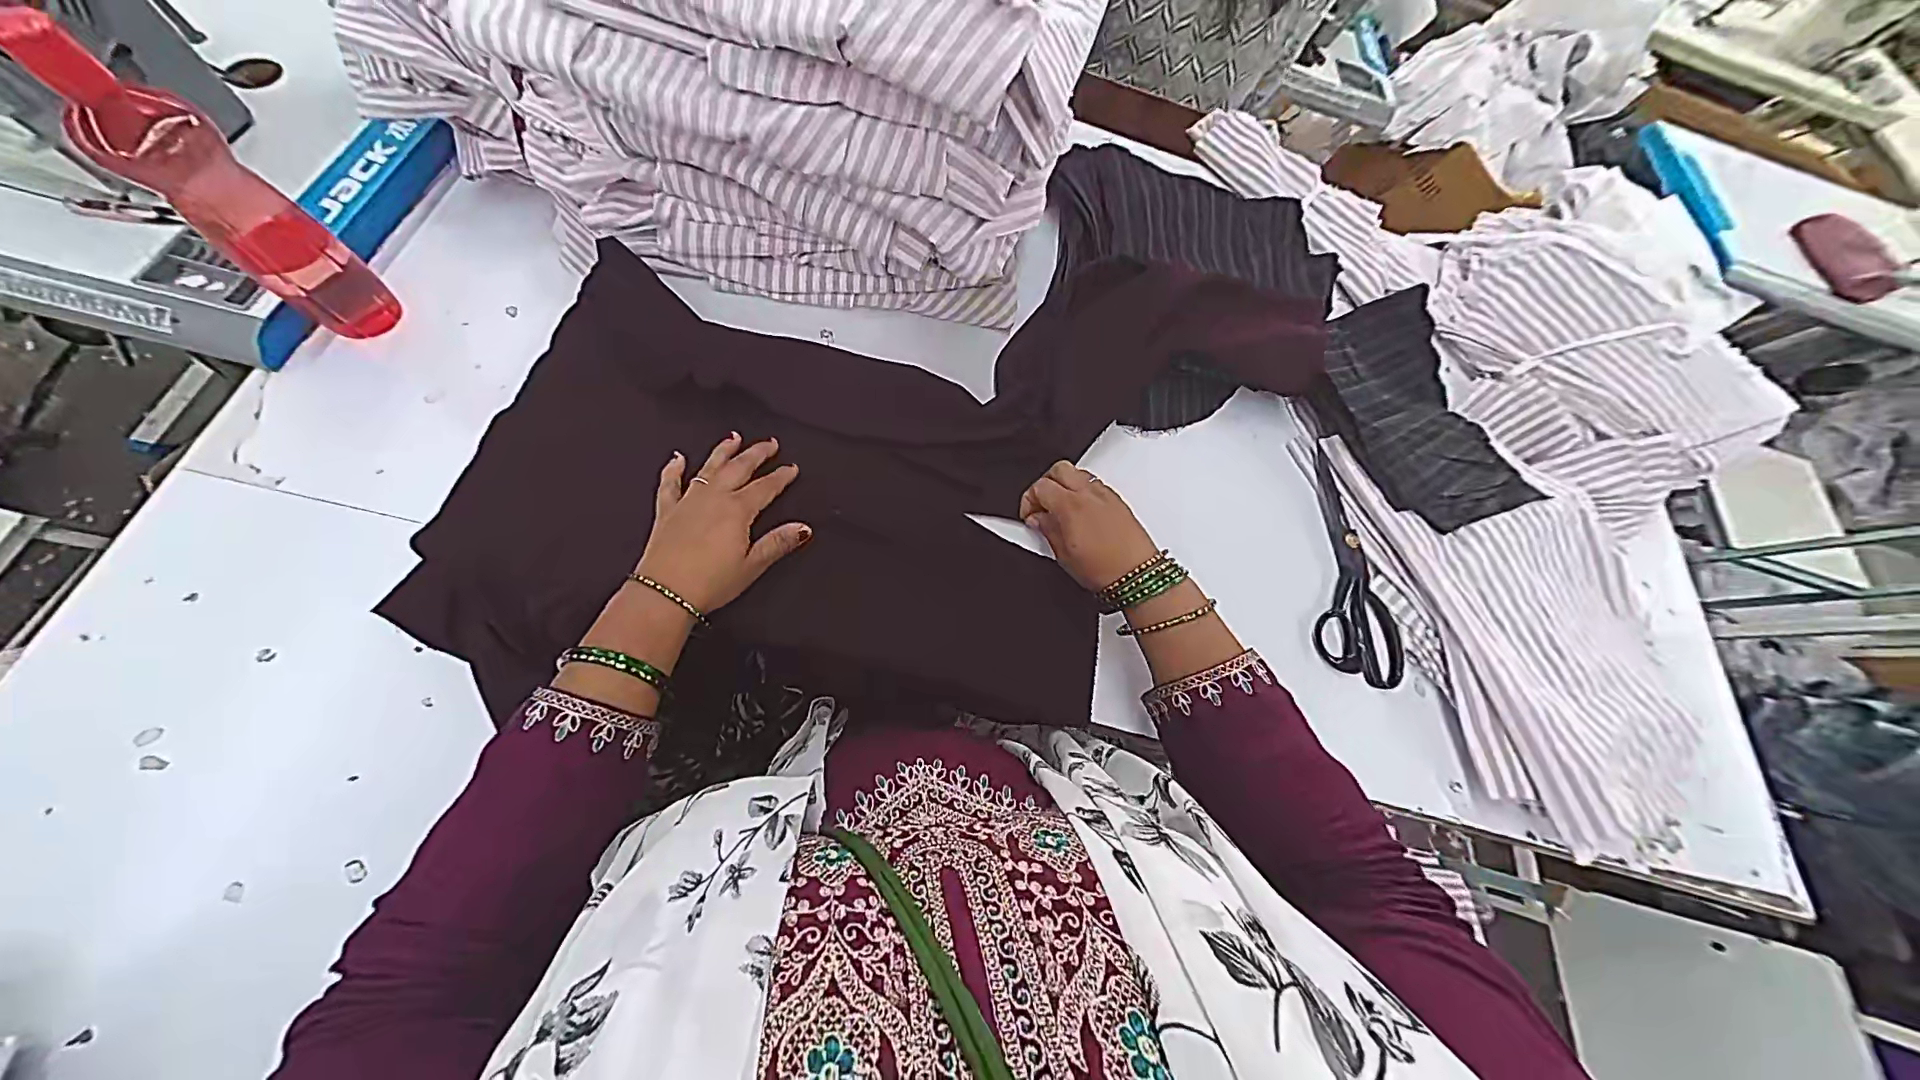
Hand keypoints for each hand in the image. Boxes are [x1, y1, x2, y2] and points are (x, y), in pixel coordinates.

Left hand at [634, 434, 810, 613]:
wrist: (665, 593)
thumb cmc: (708, 582)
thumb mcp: (752, 565)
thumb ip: (778, 542)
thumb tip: (802, 528)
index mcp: (737, 510)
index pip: (766, 487)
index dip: (781, 476)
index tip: (791, 468)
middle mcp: (713, 498)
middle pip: (739, 467)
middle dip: (757, 453)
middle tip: (769, 444)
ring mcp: (688, 502)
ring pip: (709, 467)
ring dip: (723, 451)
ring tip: (733, 438)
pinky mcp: (667, 512)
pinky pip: (670, 482)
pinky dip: (674, 468)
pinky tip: (678, 458)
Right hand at [1018, 461, 1159, 593]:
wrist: (1137, 575)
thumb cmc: (1106, 569)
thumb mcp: (1064, 554)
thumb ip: (1046, 530)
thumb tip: (1037, 520)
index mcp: (1071, 505)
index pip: (1040, 487)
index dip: (1029, 501)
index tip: (1029, 516)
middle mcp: (1089, 494)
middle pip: (1058, 470)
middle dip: (1045, 484)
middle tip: (1042, 506)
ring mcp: (1106, 495)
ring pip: (1077, 473)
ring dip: (1065, 486)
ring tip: (1061, 510)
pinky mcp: (1118, 501)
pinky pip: (1094, 485)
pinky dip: (1083, 492)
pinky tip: (1080, 513)